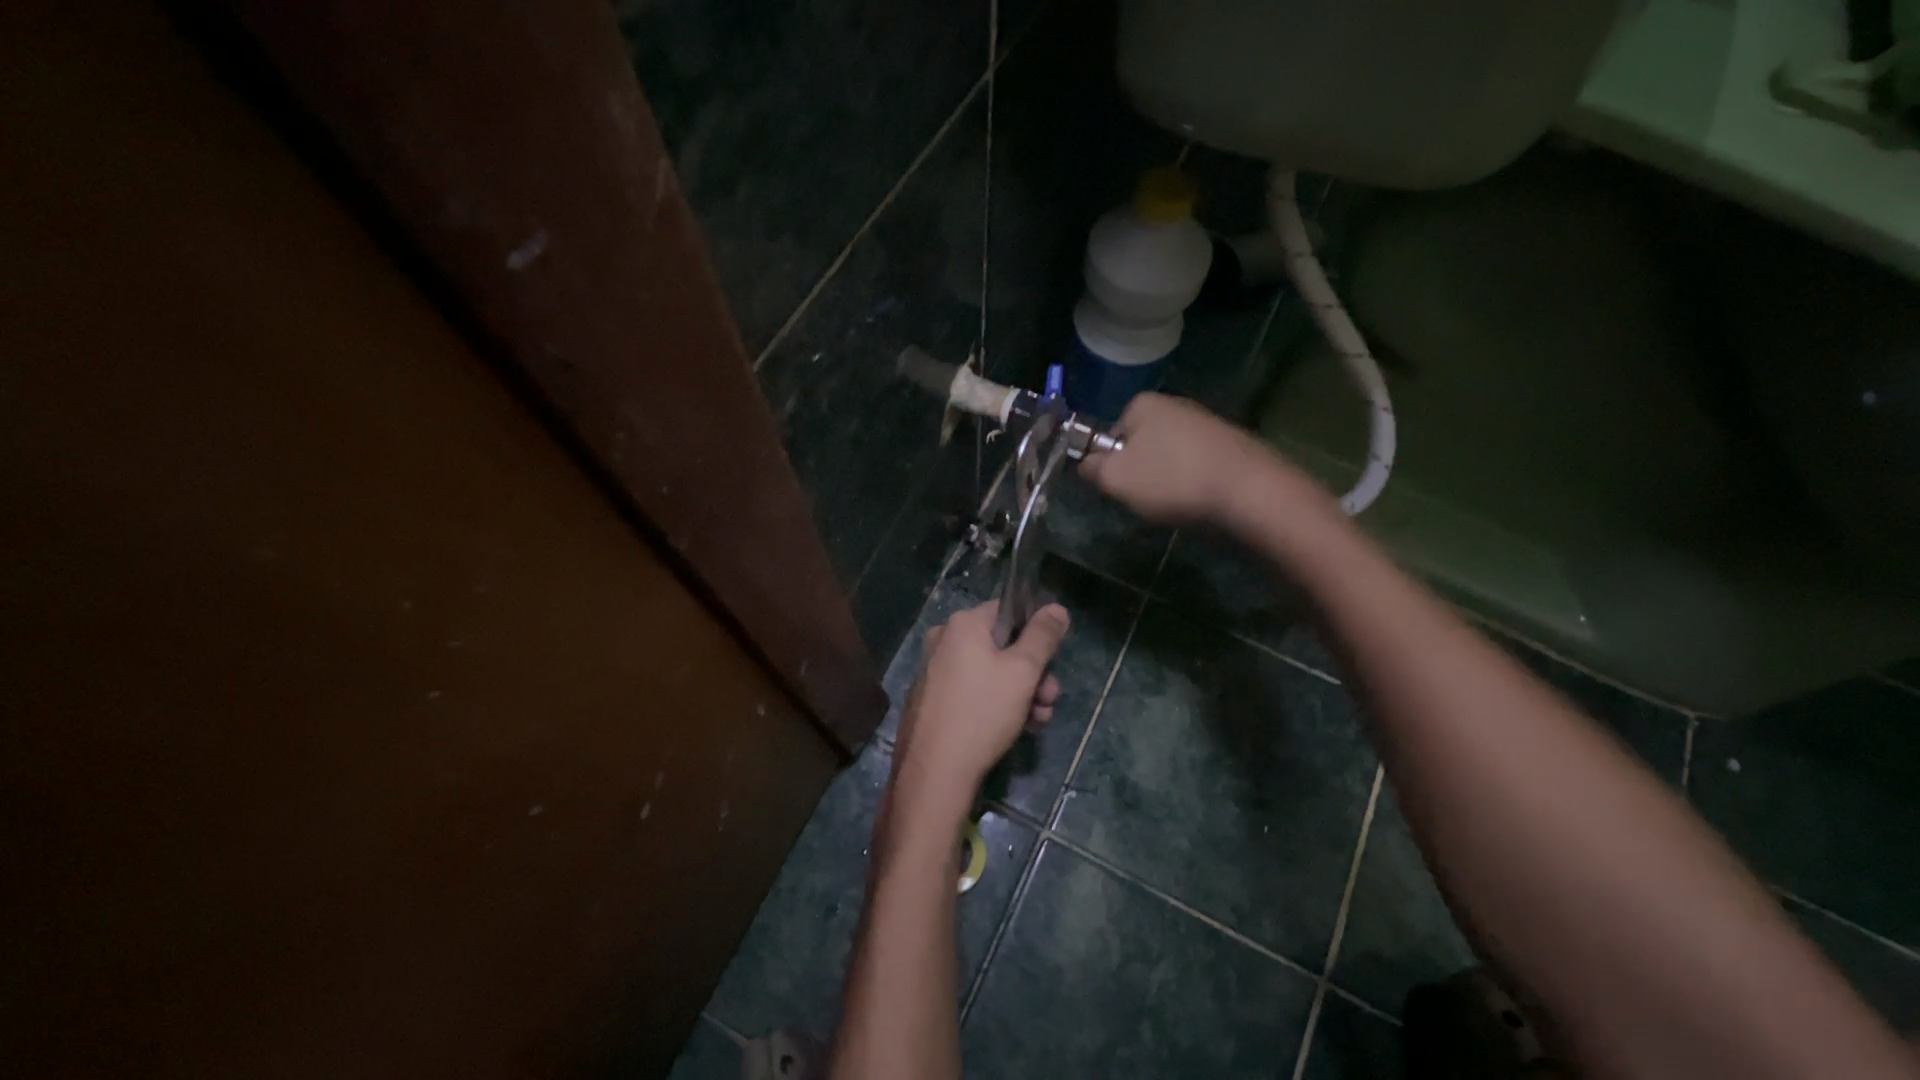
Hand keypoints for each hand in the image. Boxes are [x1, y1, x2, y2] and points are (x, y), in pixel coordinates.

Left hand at [892, 601, 1068, 813]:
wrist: (934, 770)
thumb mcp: (1023, 672)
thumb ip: (1043, 637)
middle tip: (1050, 699)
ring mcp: (934, 672)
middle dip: (1033, 674)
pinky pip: (972, 693)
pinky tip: (1017, 729)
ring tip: (1039, 721)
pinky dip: (996, 705)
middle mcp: (943, 641)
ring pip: (990, 673)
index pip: (1007, 611)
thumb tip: (1057, 608)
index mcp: (962, 624)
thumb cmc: (982, 712)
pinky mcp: (931, 702)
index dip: (1035, 633)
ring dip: (1021, 693)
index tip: (1052, 660)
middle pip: (1001, 646)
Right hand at [1079, 393, 1309, 525]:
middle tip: (1147, 499)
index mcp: (1143, 404)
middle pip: (1143, 444)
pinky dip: (1195, 484)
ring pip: (1171, 457)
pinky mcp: (1232, 446)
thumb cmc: (1172, 479)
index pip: (1111, 433)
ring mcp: (1207, 423)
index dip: (1110, 463)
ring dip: (1169, 480)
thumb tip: (1087, 463)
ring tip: (1177, 503)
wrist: (1248, 491)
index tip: (1119, 487)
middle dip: (1142, 472)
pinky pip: (1199, 466)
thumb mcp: (1116, 479)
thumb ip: (1093, 469)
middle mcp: (1176, 404)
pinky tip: (1201, 502)